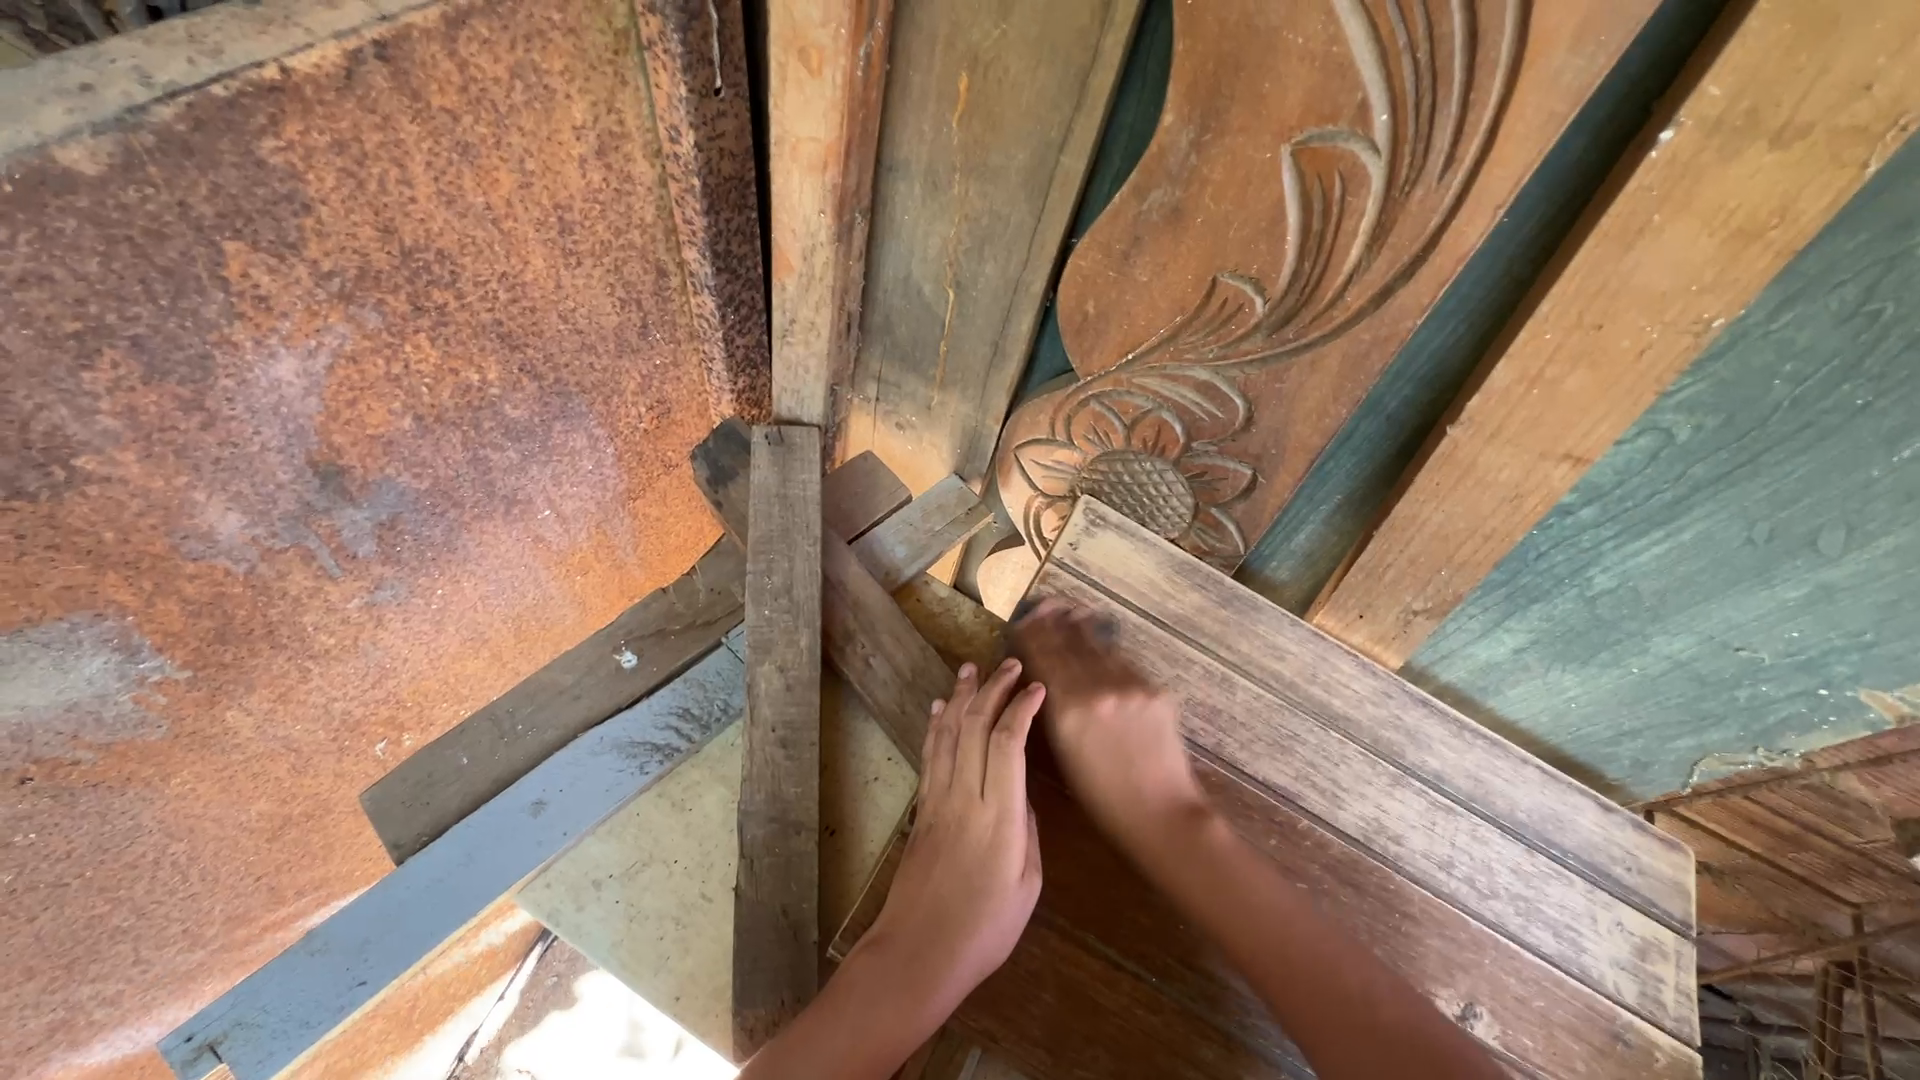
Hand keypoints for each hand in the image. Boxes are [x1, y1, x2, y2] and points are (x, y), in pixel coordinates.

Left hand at [854, 659, 1043, 1013]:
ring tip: (970, 668)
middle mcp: (965, 796)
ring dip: (961, 697)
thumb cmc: (983, 928)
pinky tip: (940, 709)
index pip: (1008, 742)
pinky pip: (930, 756)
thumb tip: (1022, 800)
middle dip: (992, 689)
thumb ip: (1028, 832)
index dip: (1022, 708)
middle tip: (1008, 663)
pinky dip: (937, 726)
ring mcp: (937, 801)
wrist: (917, 952)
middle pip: (974, 726)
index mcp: (999, 815)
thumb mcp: (1027, 884)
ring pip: (948, 734)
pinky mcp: (921, 811)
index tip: (1037, 687)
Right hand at [1008, 600, 1206, 848]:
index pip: (1044, 655)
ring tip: (1071, 610)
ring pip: (1099, 646)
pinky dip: (1108, 653)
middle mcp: (1097, 688)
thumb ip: (1051, 708)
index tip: (1023, 619)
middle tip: (1045, 603)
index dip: (1031, 633)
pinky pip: (1125, 663)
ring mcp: (1131, 685)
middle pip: (1070, 642)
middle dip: (1054, 620)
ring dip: (1081, 628)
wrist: (1159, 811)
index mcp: (1067, 708)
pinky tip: (1102, 648)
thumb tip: (1041, 676)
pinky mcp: (1156, 689)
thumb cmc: (1100, 794)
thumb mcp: (1062, 751)